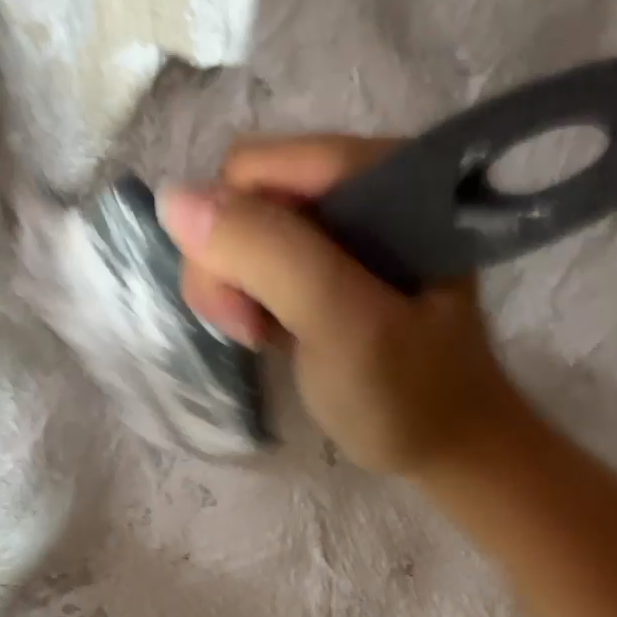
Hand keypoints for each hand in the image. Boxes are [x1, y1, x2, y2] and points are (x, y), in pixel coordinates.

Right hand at [156, 135, 528, 474]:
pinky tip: (271, 332)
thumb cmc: (404, 394)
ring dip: (232, 287)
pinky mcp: (326, 260)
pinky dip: (246, 297)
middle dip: (228, 265)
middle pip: (240, 196)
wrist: (444, 448)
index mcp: (380, 172)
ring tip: (265, 336)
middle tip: (254, 329)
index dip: (230, 233)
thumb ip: (266, 254)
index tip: (250, 308)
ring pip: (239, 229)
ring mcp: (340, 224)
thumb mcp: (339, 323)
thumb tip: (172, 198)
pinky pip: (254, 257)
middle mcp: (357, 182)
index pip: (255, 168)